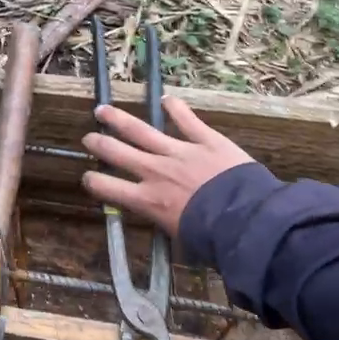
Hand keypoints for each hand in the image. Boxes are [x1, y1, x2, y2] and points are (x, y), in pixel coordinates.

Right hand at [81, 97, 252, 234]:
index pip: (106, 187)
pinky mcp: (205, 140)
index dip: (92, 181)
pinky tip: (167, 99)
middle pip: (115, 151)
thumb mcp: (183, 239)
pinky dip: (175, 108)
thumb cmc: (217, 239)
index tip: (89, 178)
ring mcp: (178, 152)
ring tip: (103, 110)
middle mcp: (154, 172)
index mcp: (147, 200)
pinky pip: (187, 120)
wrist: (249, 220)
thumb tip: (166, 222)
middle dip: (98, 143)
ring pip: (140, 130)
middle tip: (89, 138)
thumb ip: (168, 223)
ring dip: (118, 119)